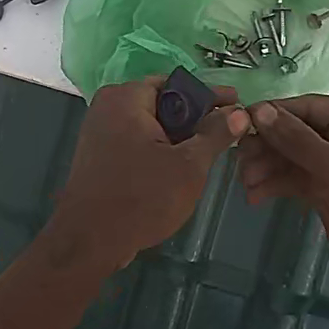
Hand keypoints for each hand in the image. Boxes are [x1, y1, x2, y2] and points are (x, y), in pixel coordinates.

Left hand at [44, 77, 250, 268]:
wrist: (89, 243)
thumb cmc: (142, 198)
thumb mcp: (189, 165)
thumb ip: (216, 134)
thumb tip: (238, 113)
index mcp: (127, 97)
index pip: (178, 84)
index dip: (210, 97)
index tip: (236, 108)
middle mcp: (108, 106)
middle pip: (164, 104)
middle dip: (195, 120)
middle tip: (224, 136)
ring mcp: (99, 132)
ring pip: (151, 126)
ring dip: (178, 138)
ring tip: (206, 156)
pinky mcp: (98, 156)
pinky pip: (136, 143)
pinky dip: (158, 151)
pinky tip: (178, 171)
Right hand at [238, 96, 328, 285]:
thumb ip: (297, 140)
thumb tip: (261, 111)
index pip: (310, 107)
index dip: (274, 114)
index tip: (240, 122)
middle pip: (299, 132)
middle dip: (269, 146)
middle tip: (239, 160)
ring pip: (296, 157)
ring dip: (269, 168)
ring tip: (246, 184)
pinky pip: (300, 179)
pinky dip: (279, 185)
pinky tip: (256, 194)